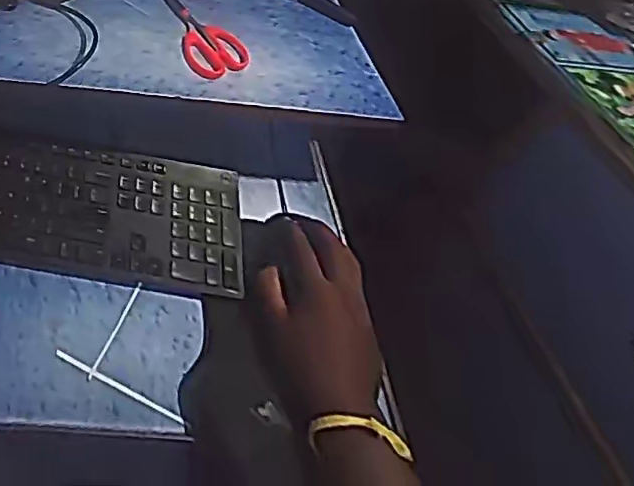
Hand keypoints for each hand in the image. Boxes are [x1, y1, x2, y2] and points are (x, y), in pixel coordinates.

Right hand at [254, 217, 381, 418]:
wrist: (340, 411)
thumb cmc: (298, 368)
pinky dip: (342, 266)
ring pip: (350, 263)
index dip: (287, 230)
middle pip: (333, 247)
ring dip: (334, 245)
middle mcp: (342, 291)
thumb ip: (266, 288)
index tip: (278, 222)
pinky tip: (332, 274)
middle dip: (316, 230)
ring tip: (320, 239)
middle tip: (301, 222)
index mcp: (315, 288)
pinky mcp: (367, 325)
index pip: (300, 246)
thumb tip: (268, 267)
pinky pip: (355, 282)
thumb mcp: (269, 326)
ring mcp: (359, 307)